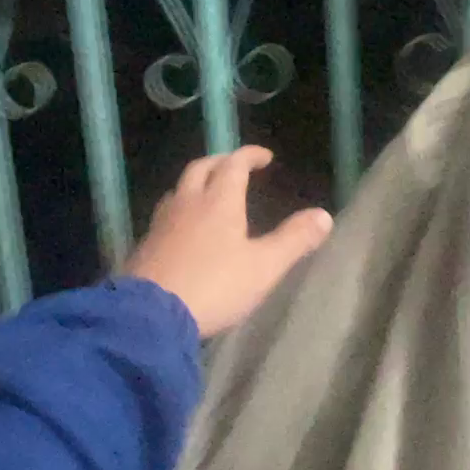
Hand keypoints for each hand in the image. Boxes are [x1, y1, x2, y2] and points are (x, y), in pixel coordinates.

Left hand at [126, 146, 334, 335]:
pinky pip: (165, 215)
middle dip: (220, 162)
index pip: (234, 164)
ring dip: (195, 184)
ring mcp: (162, 223)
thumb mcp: (264, 267)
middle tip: (234, 167)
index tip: (264, 157)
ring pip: (178, 190)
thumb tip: (324, 215)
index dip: (250, 155)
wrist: (150, 314)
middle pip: (201, 168)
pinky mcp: (145, 245)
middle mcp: (187, 203)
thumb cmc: (214, 286)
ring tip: (207, 194)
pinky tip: (183, 229)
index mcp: (218, 201)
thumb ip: (294, 240)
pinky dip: (179, 210)